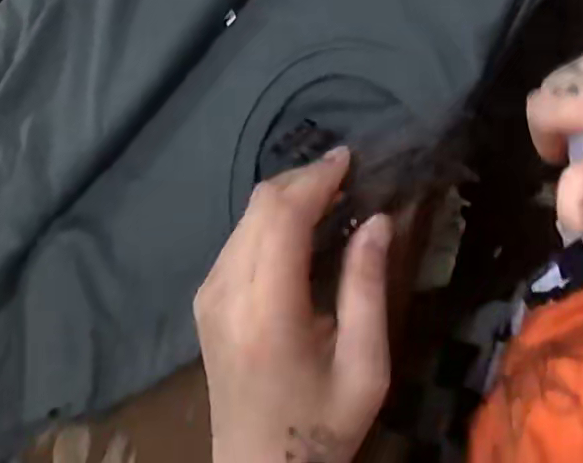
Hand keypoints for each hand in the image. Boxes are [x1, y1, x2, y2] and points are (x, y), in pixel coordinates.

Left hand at [195, 148, 393, 462]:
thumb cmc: (321, 425)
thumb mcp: (365, 369)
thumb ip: (367, 288)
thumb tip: (377, 218)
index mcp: (267, 312)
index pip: (283, 218)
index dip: (315, 179)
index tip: (348, 157)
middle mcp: (227, 290)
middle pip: (260, 205)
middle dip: (303, 179)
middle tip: (345, 174)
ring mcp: (209, 290)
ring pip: (247, 214)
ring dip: (287, 195)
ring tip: (329, 195)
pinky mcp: (205, 294)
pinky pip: (239, 235)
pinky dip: (271, 217)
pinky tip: (299, 226)